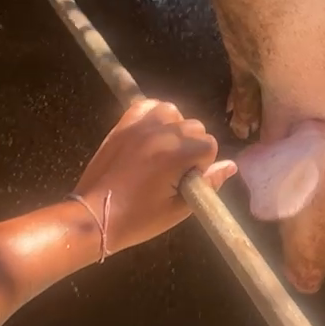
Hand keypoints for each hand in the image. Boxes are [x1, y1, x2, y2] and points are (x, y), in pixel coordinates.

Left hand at [72, 99, 236, 253]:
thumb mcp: (178, 209)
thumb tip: (231, 165)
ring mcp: (139, 126)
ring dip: (175, 129)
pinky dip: (155, 115)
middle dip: (192, 148)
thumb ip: (207, 184)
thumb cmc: (137, 219)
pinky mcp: (123, 125)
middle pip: (194, 127)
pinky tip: (153, 135)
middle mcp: (159, 133)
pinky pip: (148, 105)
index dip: (203, 165)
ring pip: (174, 113)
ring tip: (164, 154)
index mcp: (175, 155)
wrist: (93, 215)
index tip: (187, 182)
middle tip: (175, 173)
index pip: (209, 144)